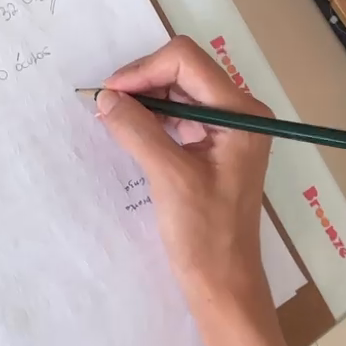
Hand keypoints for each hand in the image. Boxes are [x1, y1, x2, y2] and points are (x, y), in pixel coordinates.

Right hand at [94, 36, 275, 321]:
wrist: (223, 284)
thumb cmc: (205, 235)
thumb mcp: (169, 177)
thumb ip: (137, 130)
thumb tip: (104, 97)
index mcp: (241, 113)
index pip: (186, 62)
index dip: (144, 70)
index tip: (110, 93)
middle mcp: (238, 110)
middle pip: (182, 70)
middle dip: (141, 81)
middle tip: (106, 103)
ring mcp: (226, 126)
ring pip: (176, 88)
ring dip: (143, 97)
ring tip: (112, 115)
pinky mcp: (212, 142)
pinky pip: (177, 111)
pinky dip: (150, 114)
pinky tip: (128, 127)